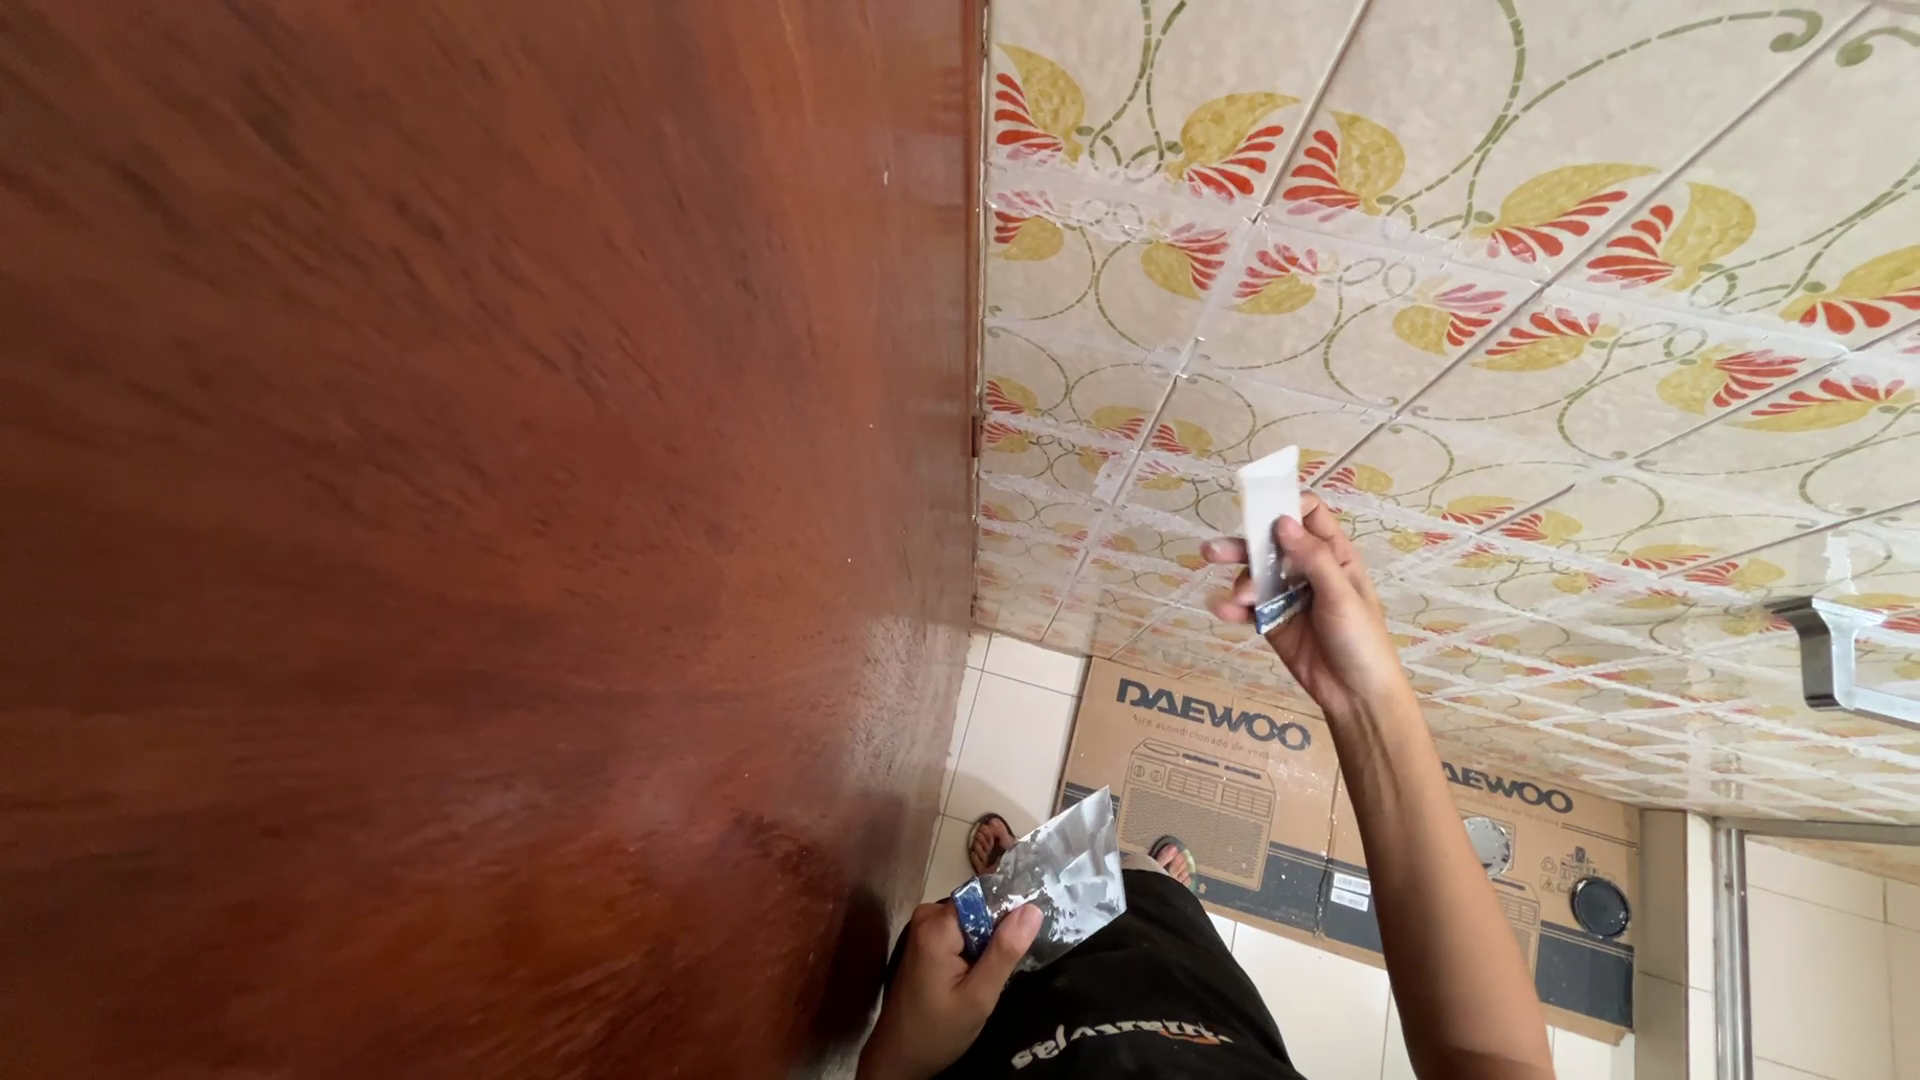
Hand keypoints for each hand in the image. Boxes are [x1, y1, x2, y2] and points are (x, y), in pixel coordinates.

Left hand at [856, 902, 1041, 1079]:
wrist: (899, 1056)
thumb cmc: (938, 1032)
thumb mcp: (978, 997)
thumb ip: (1004, 952)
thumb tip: (1032, 909)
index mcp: (937, 925)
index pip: (985, 898)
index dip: (1008, 915)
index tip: (1023, 942)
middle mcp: (927, 914)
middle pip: (978, 907)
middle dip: (996, 933)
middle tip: (1002, 969)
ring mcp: (924, 925)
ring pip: (972, 919)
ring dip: (986, 943)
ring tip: (989, 975)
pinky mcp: (926, 937)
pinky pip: (961, 929)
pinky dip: (973, 948)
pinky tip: (974, 975)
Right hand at [1203, 489, 1414, 724]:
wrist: (1355, 695)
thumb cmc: (1361, 640)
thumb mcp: (1341, 596)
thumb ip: (1312, 558)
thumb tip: (1282, 522)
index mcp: (1333, 555)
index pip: (1308, 515)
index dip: (1285, 507)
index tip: (1260, 511)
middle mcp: (1306, 569)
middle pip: (1269, 544)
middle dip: (1241, 545)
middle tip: (1212, 551)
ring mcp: (1287, 594)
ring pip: (1253, 574)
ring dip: (1239, 582)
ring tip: (1238, 598)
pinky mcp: (1271, 619)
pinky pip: (1246, 607)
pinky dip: (1232, 607)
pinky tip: (1223, 611)